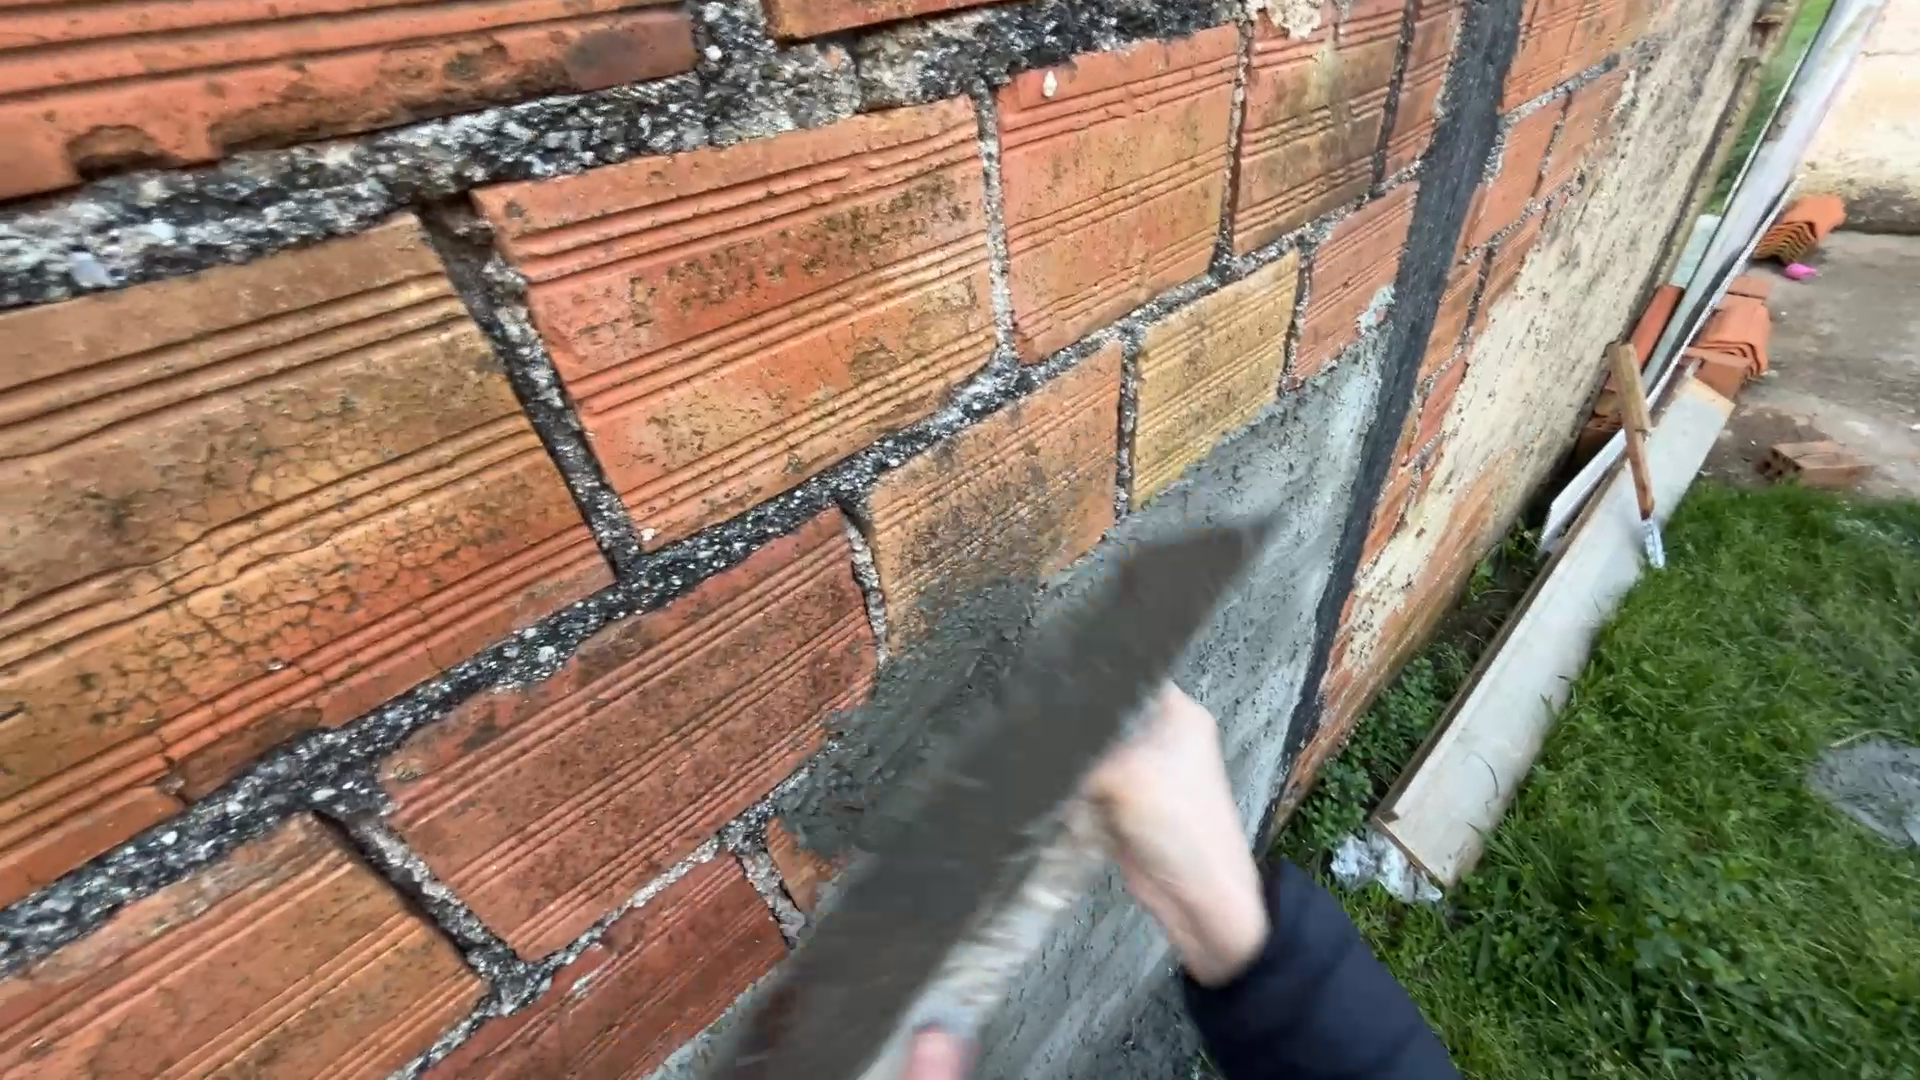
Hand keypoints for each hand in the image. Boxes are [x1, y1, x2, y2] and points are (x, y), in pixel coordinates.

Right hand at [904, 685, 1266, 1078]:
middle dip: (1069, 722)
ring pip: (1087, 749)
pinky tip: (1045, 782)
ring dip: (1066, 758)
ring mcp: (1139, 769)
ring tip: (1030, 748)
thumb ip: (1079, 749)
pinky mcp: (1121, 801)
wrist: (1200, 900)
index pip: (1126, 676)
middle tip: (1029, 714)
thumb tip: (1033, 741)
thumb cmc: (1181, 826)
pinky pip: (1083, 781)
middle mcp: (1158, 735)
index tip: (1047, 676)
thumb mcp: (1127, 774)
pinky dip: (1067, 787)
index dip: (1089, 677)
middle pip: (1100, 715)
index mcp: (1176, 713)